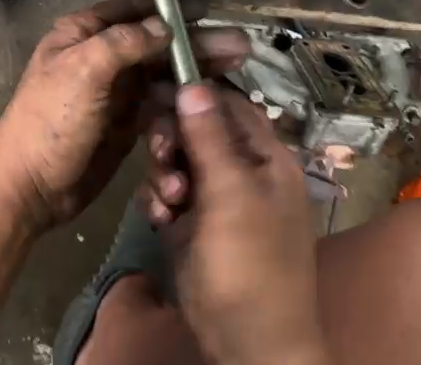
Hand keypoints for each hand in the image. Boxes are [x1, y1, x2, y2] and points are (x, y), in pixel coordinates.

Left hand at [0, 0, 248, 233]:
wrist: (29, 186)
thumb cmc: (51, 121)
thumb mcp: (83, 71)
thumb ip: (124, 44)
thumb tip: (163, 25)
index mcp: (82, 34)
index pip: (132, 11)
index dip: (169, 11)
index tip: (207, 13)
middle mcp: (101, 57)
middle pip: (155, 45)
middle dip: (194, 47)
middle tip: (240, 48)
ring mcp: (115, 92)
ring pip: (161, 78)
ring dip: (193, 80)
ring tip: (232, 80)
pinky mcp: (125, 125)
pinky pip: (159, 110)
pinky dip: (178, 112)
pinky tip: (202, 115)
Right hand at [143, 84, 325, 364]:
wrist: (248, 345)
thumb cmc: (250, 265)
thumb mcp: (231, 195)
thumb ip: (209, 137)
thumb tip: (192, 82)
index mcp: (266, 157)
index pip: (228, 103)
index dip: (194, 91)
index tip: (154, 85)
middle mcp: (242, 170)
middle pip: (196, 127)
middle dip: (172, 137)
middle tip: (160, 153)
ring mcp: (216, 198)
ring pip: (177, 157)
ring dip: (163, 171)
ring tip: (166, 199)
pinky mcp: (192, 223)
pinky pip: (167, 191)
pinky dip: (158, 200)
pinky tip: (159, 219)